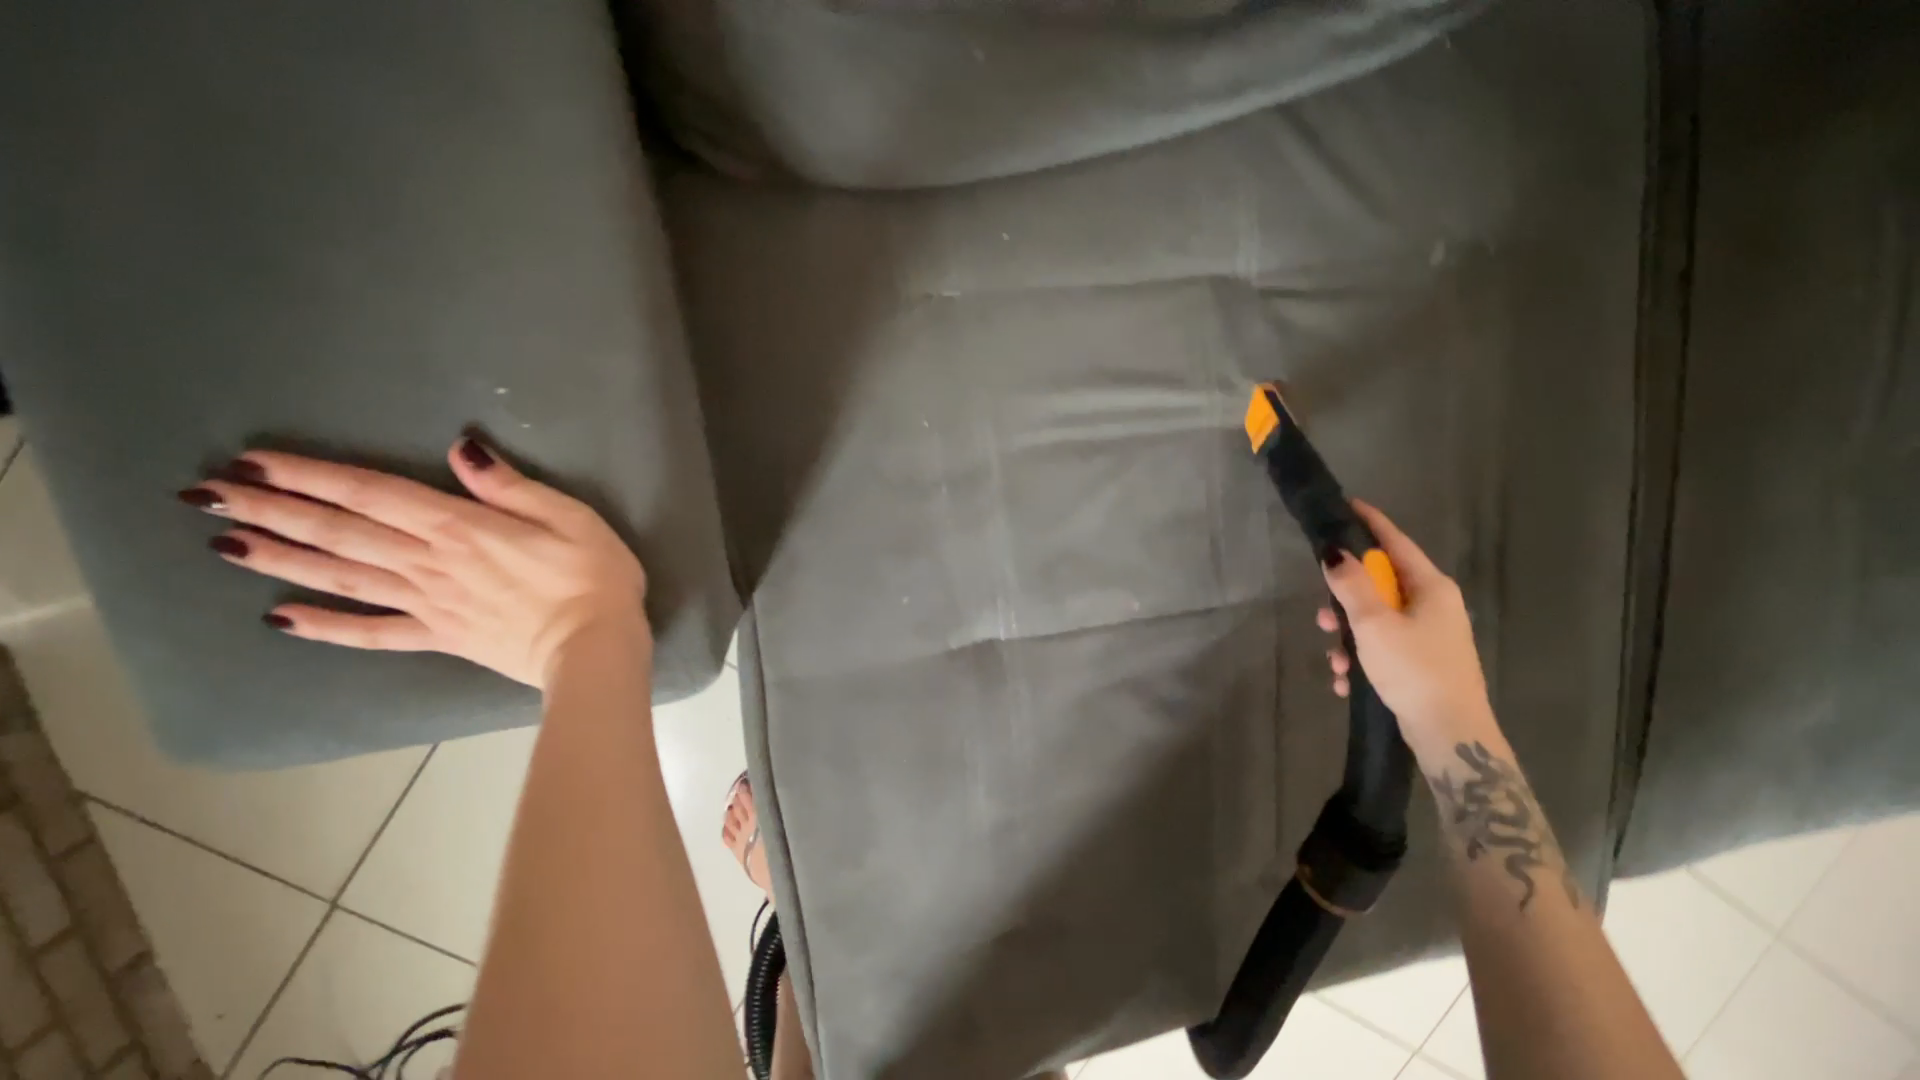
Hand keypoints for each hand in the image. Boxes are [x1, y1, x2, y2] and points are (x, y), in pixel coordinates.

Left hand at [179, 435, 648, 688]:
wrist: (596, 647)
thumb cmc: (593, 575)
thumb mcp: (569, 515)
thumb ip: (510, 486)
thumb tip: (461, 451)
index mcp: (460, 527)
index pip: (373, 494)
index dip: (313, 474)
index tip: (255, 460)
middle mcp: (430, 563)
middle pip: (342, 533)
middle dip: (275, 510)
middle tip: (209, 494)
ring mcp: (429, 605)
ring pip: (345, 578)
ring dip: (284, 559)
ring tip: (225, 543)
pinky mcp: (440, 638)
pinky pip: (373, 634)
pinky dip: (326, 627)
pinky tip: (280, 619)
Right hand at [1316, 500, 1494, 749]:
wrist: (1450, 734)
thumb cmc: (1414, 669)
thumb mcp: (1374, 624)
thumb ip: (1351, 585)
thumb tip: (1333, 552)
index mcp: (1431, 588)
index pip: (1396, 542)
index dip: (1370, 523)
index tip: (1346, 505)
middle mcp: (1435, 606)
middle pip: (1381, 585)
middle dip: (1345, 600)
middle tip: (1322, 617)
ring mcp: (1431, 637)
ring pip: (1377, 622)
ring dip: (1348, 638)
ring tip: (1334, 662)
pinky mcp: (1423, 664)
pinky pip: (1384, 650)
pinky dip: (1362, 661)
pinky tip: (1346, 683)